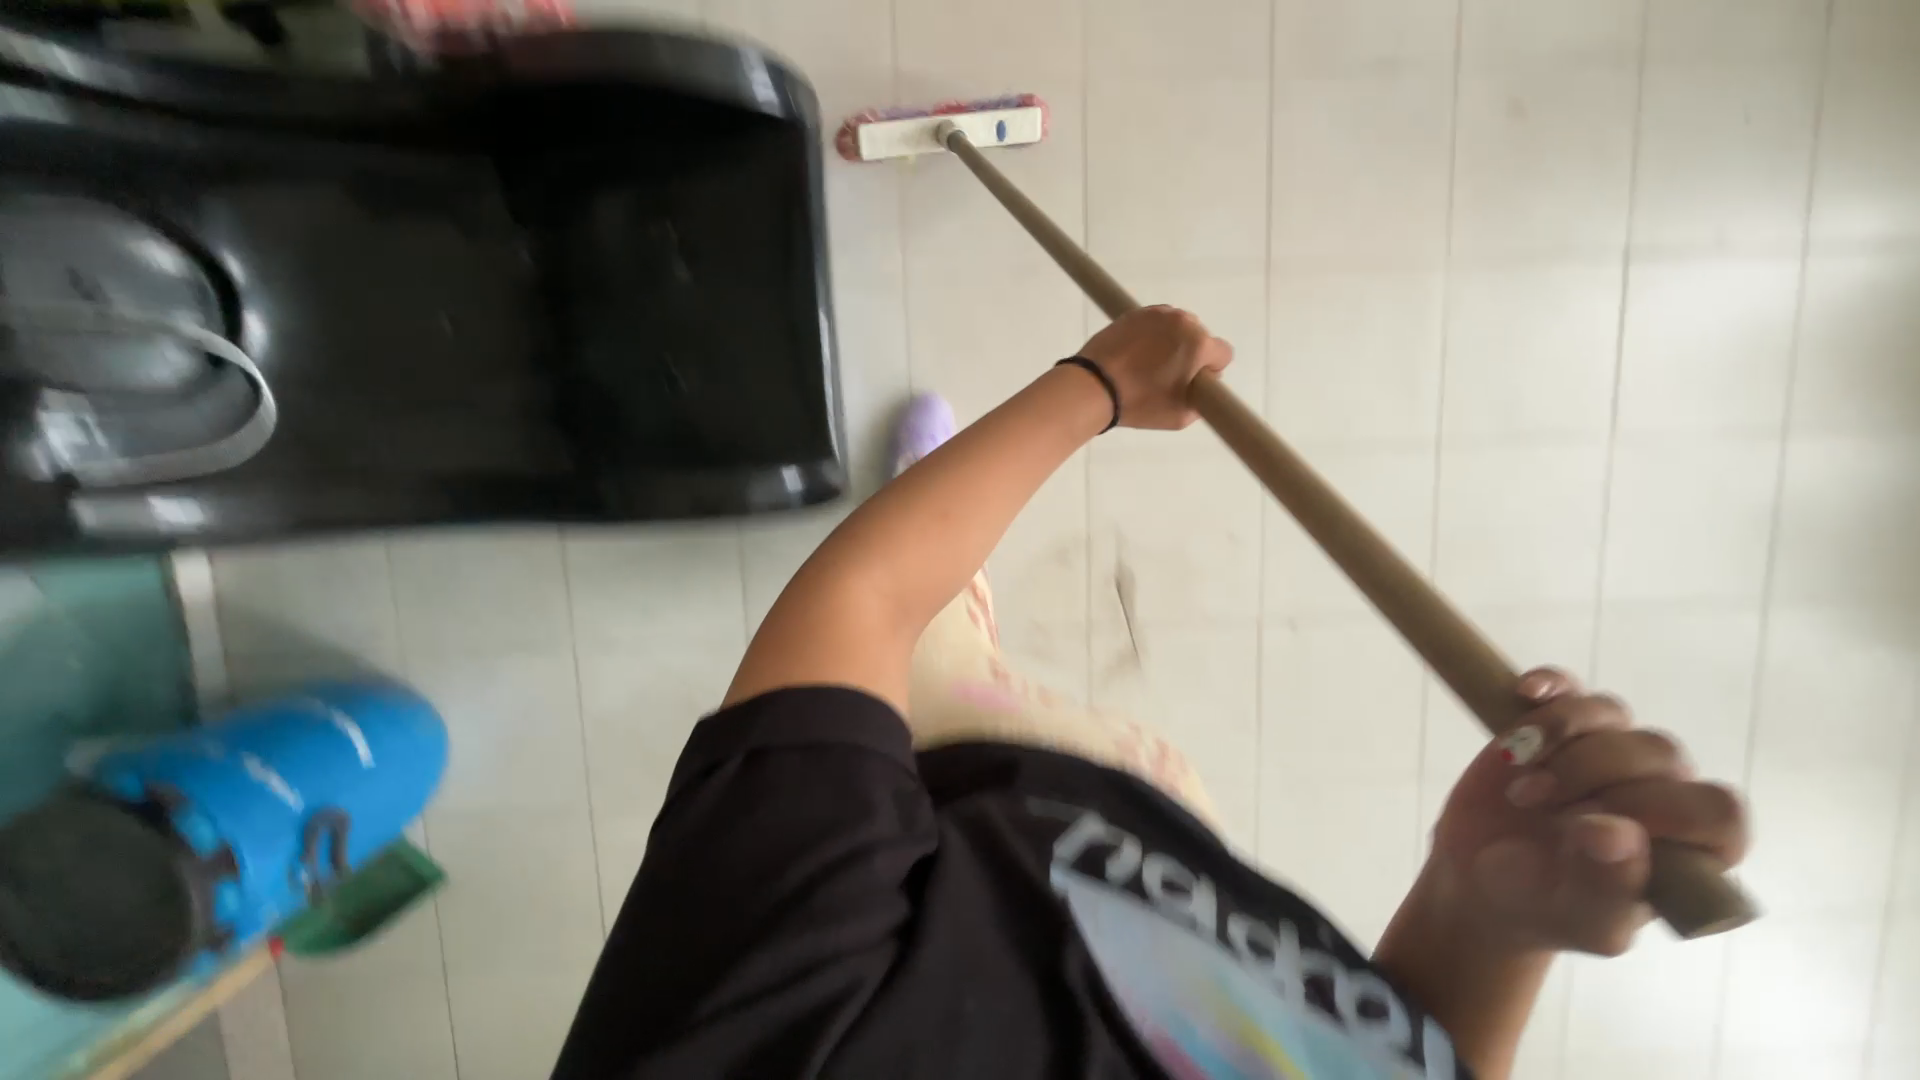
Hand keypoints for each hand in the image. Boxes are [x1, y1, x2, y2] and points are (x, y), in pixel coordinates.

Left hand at [1075, 306, 1232, 430]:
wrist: (1093, 385)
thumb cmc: (1139, 403)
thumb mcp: (1179, 416)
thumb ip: (1202, 401)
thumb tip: (1201, 387)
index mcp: (1199, 344)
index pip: (1223, 353)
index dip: (1210, 371)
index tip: (1192, 383)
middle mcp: (1182, 321)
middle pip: (1200, 337)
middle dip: (1190, 354)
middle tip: (1166, 375)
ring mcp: (1157, 313)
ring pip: (1177, 327)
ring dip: (1171, 342)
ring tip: (1149, 364)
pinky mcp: (1135, 312)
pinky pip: (1155, 322)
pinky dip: (1151, 335)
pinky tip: (1137, 353)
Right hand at [1424, 668, 1749, 955]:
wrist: (1477, 877)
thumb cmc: (1542, 908)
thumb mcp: (1582, 919)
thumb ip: (1608, 886)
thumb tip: (1613, 830)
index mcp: (1690, 847)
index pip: (1712, 809)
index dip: (1659, 808)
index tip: (1593, 824)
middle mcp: (1659, 793)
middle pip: (1656, 752)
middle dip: (1586, 772)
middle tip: (1532, 802)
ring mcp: (1604, 752)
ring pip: (1611, 713)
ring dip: (1558, 734)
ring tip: (1517, 773)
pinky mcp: (1552, 726)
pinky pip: (1567, 687)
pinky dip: (1549, 683)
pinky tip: (1524, 691)